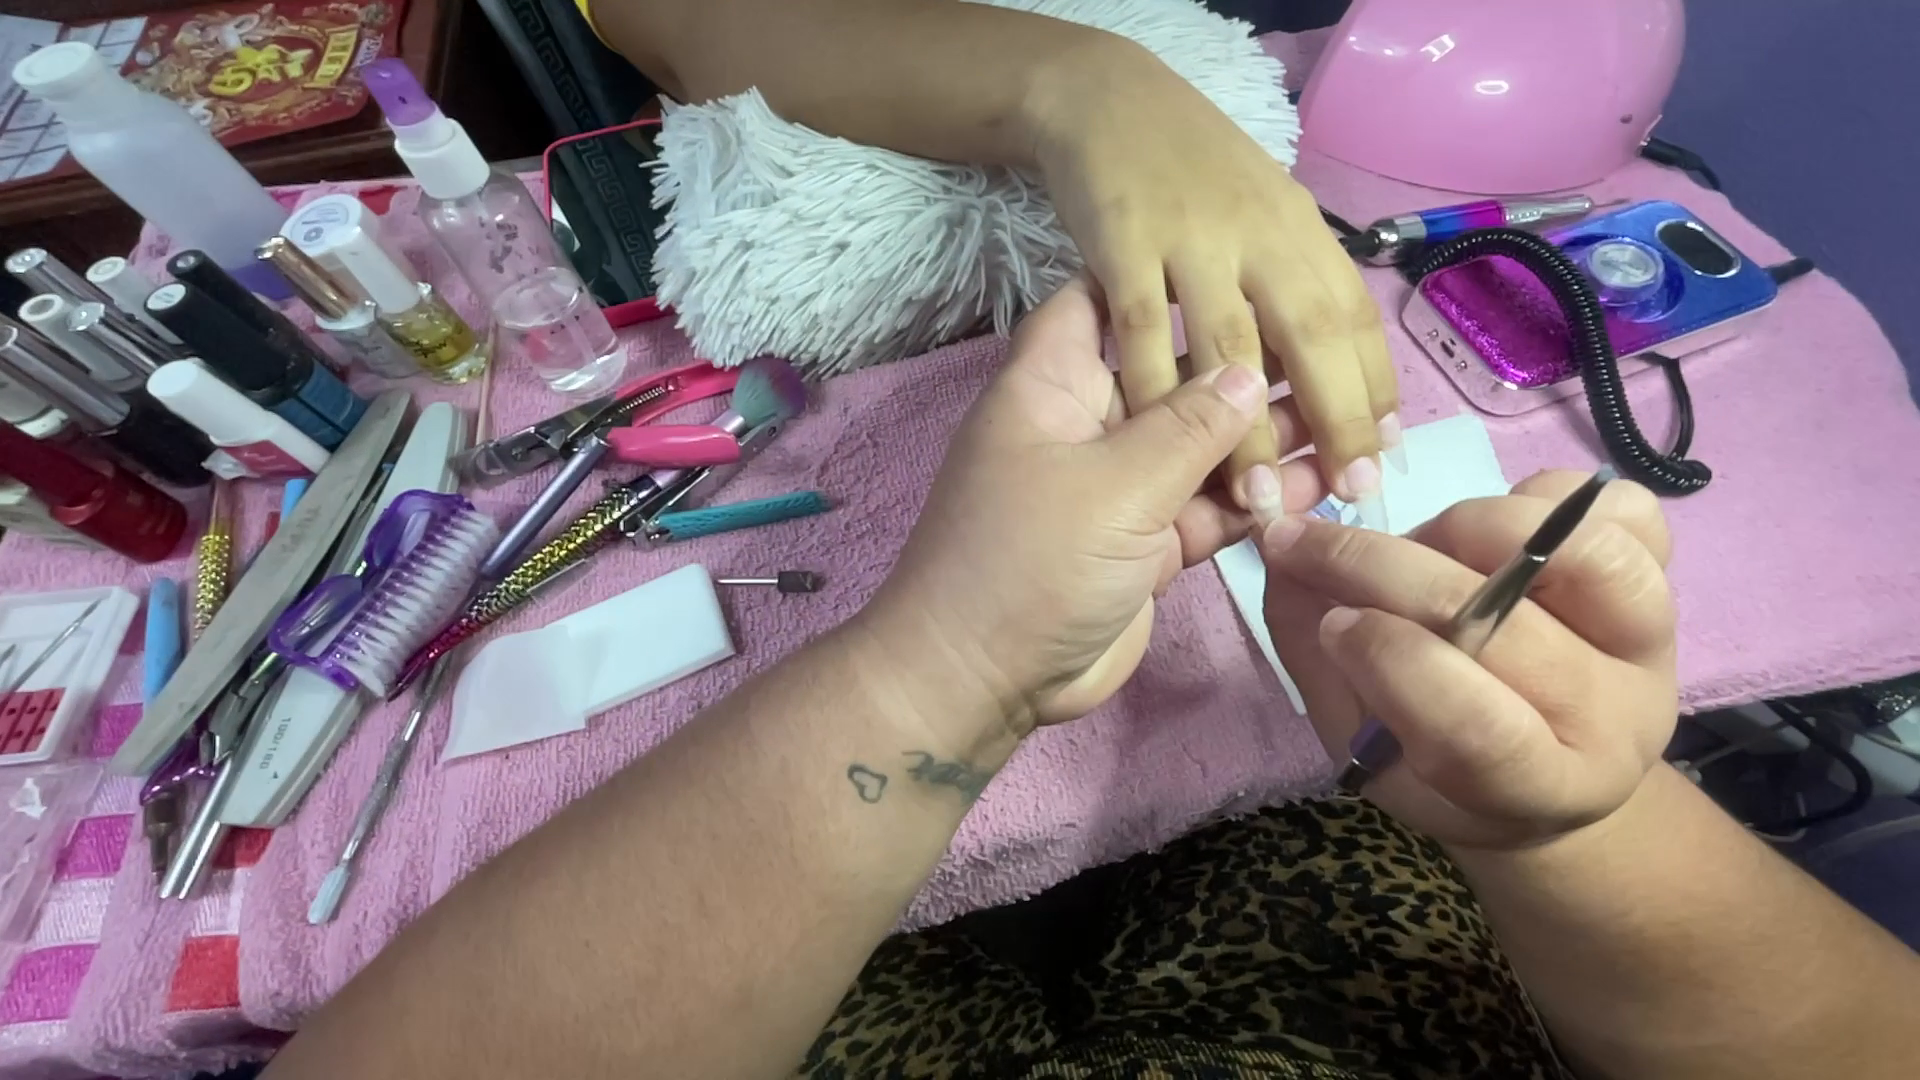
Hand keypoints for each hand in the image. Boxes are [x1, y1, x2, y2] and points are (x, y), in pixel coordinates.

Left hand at [863, 278, 1328, 752]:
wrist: (991, 676)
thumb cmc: (1032, 560)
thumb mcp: (1111, 485)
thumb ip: (1187, 428)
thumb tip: (1248, 372)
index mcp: (1053, 386)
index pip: (1098, 302)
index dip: (1155, 278)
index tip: (1232, 260)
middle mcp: (1088, 426)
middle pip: (1170, 378)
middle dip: (1244, 370)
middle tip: (1332, 359)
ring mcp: (1118, 488)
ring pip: (1200, 449)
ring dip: (1266, 443)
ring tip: (1350, 426)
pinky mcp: (1144, 543)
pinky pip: (1206, 508)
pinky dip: (1254, 502)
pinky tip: (1322, 485)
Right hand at [1026, 38, 1398, 524]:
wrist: (1109, 101)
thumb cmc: (1191, 170)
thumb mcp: (1261, 212)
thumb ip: (1291, 278)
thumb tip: (1319, 364)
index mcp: (1299, 230)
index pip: (1354, 316)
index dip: (1374, 388)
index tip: (1383, 455)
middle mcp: (1259, 233)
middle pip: (1312, 334)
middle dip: (1337, 418)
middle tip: (1350, 493)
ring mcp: (1191, 239)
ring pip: (1228, 345)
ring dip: (1245, 427)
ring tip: (1257, 497)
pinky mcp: (1125, 245)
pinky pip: (1144, 330)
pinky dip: (1156, 390)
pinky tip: (1162, 442)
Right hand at [1258, 471, 1678, 850]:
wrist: (1545, 767)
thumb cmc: (1433, 767)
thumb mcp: (1357, 740)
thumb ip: (1316, 657)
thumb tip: (1281, 560)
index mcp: (1537, 787)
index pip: (1478, 729)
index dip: (1390, 660)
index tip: (1331, 623)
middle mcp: (1614, 719)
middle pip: (1503, 625)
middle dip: (1378, 570)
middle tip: (1302, 545)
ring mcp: (1653, 649)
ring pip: (1584, 555)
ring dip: (1468, 529)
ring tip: (1418, 541)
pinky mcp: (1665, 588)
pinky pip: (1631, 514)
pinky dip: (1548, 499)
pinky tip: (1491, 528)